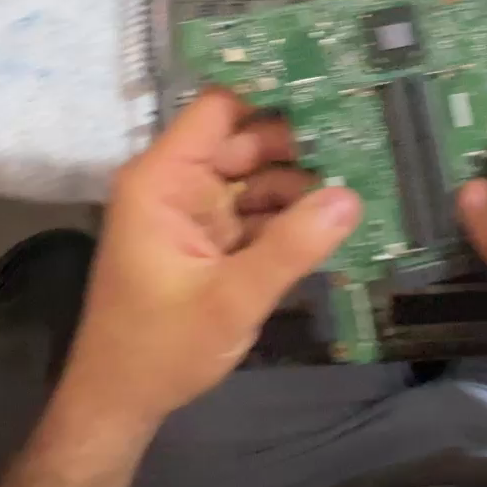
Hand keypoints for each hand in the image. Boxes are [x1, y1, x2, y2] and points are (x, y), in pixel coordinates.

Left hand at [61, 90, 361, 431]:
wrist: (120, 402)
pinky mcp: (208, 240)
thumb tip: (351, 197)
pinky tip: (334, 217)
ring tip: (364, 176)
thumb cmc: (159, 348)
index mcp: (163, 179)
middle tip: (366, 136)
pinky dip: (289, 216)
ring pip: (255, 178)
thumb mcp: (231, 300)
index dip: (270, 93)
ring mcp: (194, 212)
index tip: (330, 85)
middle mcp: (177, 184)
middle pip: (245, 141)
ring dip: (302, 182)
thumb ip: (291, 248)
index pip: (219, 109)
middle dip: (300, 142)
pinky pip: (255, 212)